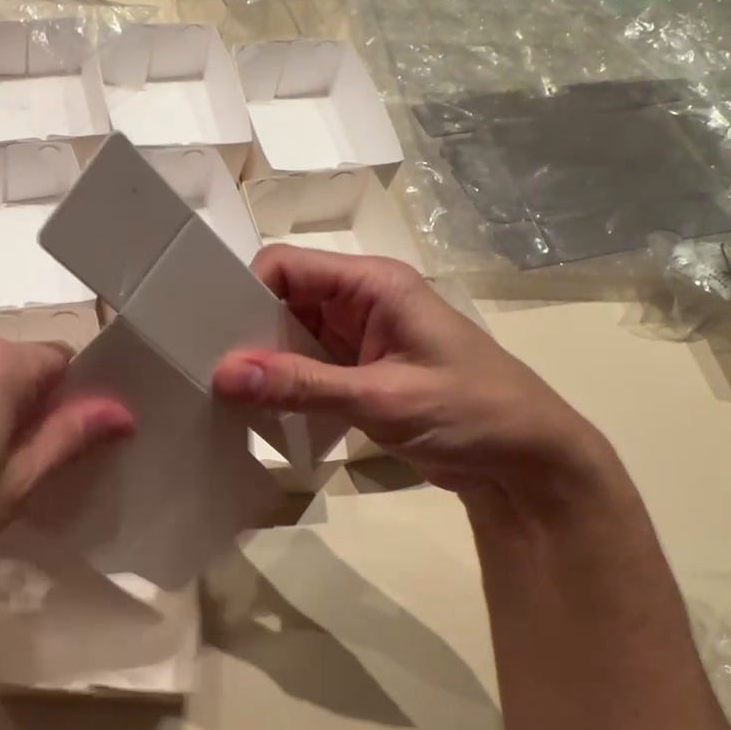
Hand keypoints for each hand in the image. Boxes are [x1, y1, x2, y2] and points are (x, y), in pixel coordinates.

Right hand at [212, 245, 607, 496]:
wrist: (527, 463)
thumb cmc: (469, 412)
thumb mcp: (380, 397)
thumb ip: (300, 385)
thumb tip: (224, 374)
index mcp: (372, 285)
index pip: (287, 266)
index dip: (245, 291)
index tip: (209, 334)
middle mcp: (359, 303)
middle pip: (281, 300)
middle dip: (244, 331)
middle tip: (203, 370)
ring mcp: (356, 341)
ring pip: (288, 337)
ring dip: (260, 364)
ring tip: (220, 395)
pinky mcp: (355, 375)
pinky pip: (302, 370)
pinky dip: (279, 387)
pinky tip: (256, 412)